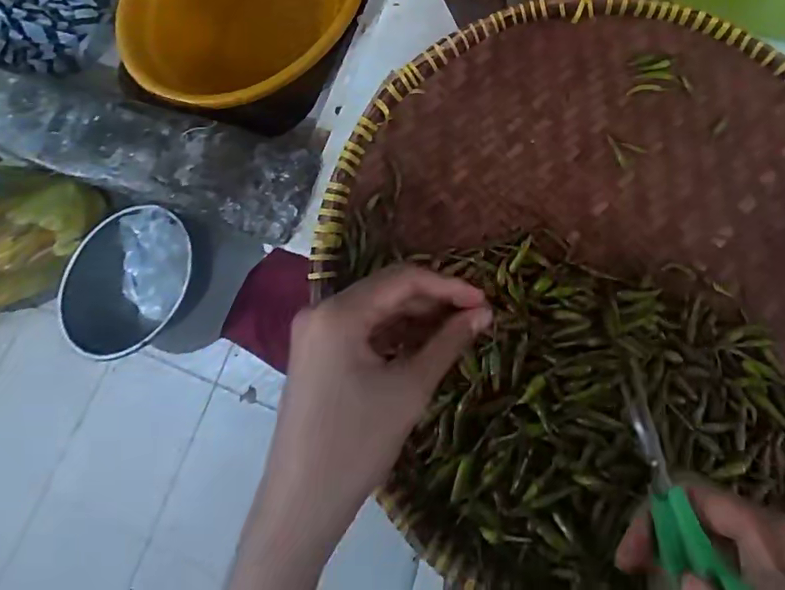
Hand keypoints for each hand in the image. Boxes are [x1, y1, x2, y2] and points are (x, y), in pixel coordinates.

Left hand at [229, 265, 491, 589]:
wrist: (300, 505)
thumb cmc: (357, 445)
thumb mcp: (410, 389)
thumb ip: (448, 342)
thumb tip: (485, 313)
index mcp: (339, 312)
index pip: (403, 279)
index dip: (448, 285)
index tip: (484, 299)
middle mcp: (322, 310)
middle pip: (388, 289)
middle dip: (433, 299)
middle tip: (475, 314)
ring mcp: (315, 331)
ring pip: (376, 308)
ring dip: (416, 316)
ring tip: (456, 329)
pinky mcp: (316, 351)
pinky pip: (362, 328)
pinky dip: (394, 333)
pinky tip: (423, 345)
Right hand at [615, 484, 784, 589]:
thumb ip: (723, 586)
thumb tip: (679, 574)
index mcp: (762, 523)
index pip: (688, 490)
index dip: (651, 517)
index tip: (626, 561)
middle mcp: (765, 532)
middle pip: (696, 523)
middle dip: (667, 552)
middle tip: (647, 580)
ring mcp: (776, 558)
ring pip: (712, 551)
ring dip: (687, 569)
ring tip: (674, 583)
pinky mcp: (782, 577)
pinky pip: (733, 568)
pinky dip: (713, 577)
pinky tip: (705, 586)